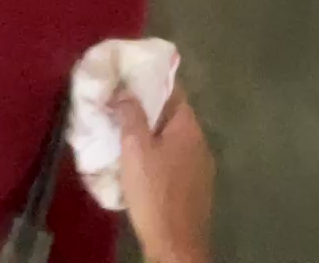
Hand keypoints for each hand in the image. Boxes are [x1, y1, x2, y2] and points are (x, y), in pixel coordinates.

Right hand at [113, 91, 214, 262]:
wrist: (176, 246)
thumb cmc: (154, 191)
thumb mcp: (135, 147)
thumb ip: (130, 113)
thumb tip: (125, 90)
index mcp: (188, 127)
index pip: (171, 89)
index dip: (148, 78)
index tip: (126, 73)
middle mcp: (200, 142)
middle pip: (171, 112)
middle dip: (146, 106)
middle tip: (117, 100)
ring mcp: (201, 166)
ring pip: (172, 135)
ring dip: (150, 129)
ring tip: (123, 127)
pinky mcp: (195, 186)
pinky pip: (174, 155)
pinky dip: (157, 150)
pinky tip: (138, 158)